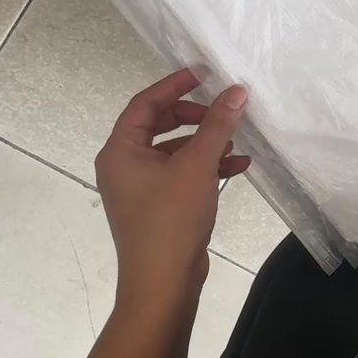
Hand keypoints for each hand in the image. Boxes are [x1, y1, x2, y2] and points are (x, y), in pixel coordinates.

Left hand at [95, 69, 251, 303]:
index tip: (205, 74)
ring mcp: (140, 188)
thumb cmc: (171, 218)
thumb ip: (218, 124)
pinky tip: (237, 167)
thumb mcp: (198, 165)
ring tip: (236, 141)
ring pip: (175, 150)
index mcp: (120, 150)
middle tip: (221, 110)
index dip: (174, 84)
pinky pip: (182, 173)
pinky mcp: (158, 206)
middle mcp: (124, 165)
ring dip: (206, 142)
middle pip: (160, 124)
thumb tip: (237, 91)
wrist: (162, 283)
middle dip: (195, 115)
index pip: (145, 103)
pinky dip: (206, 166)